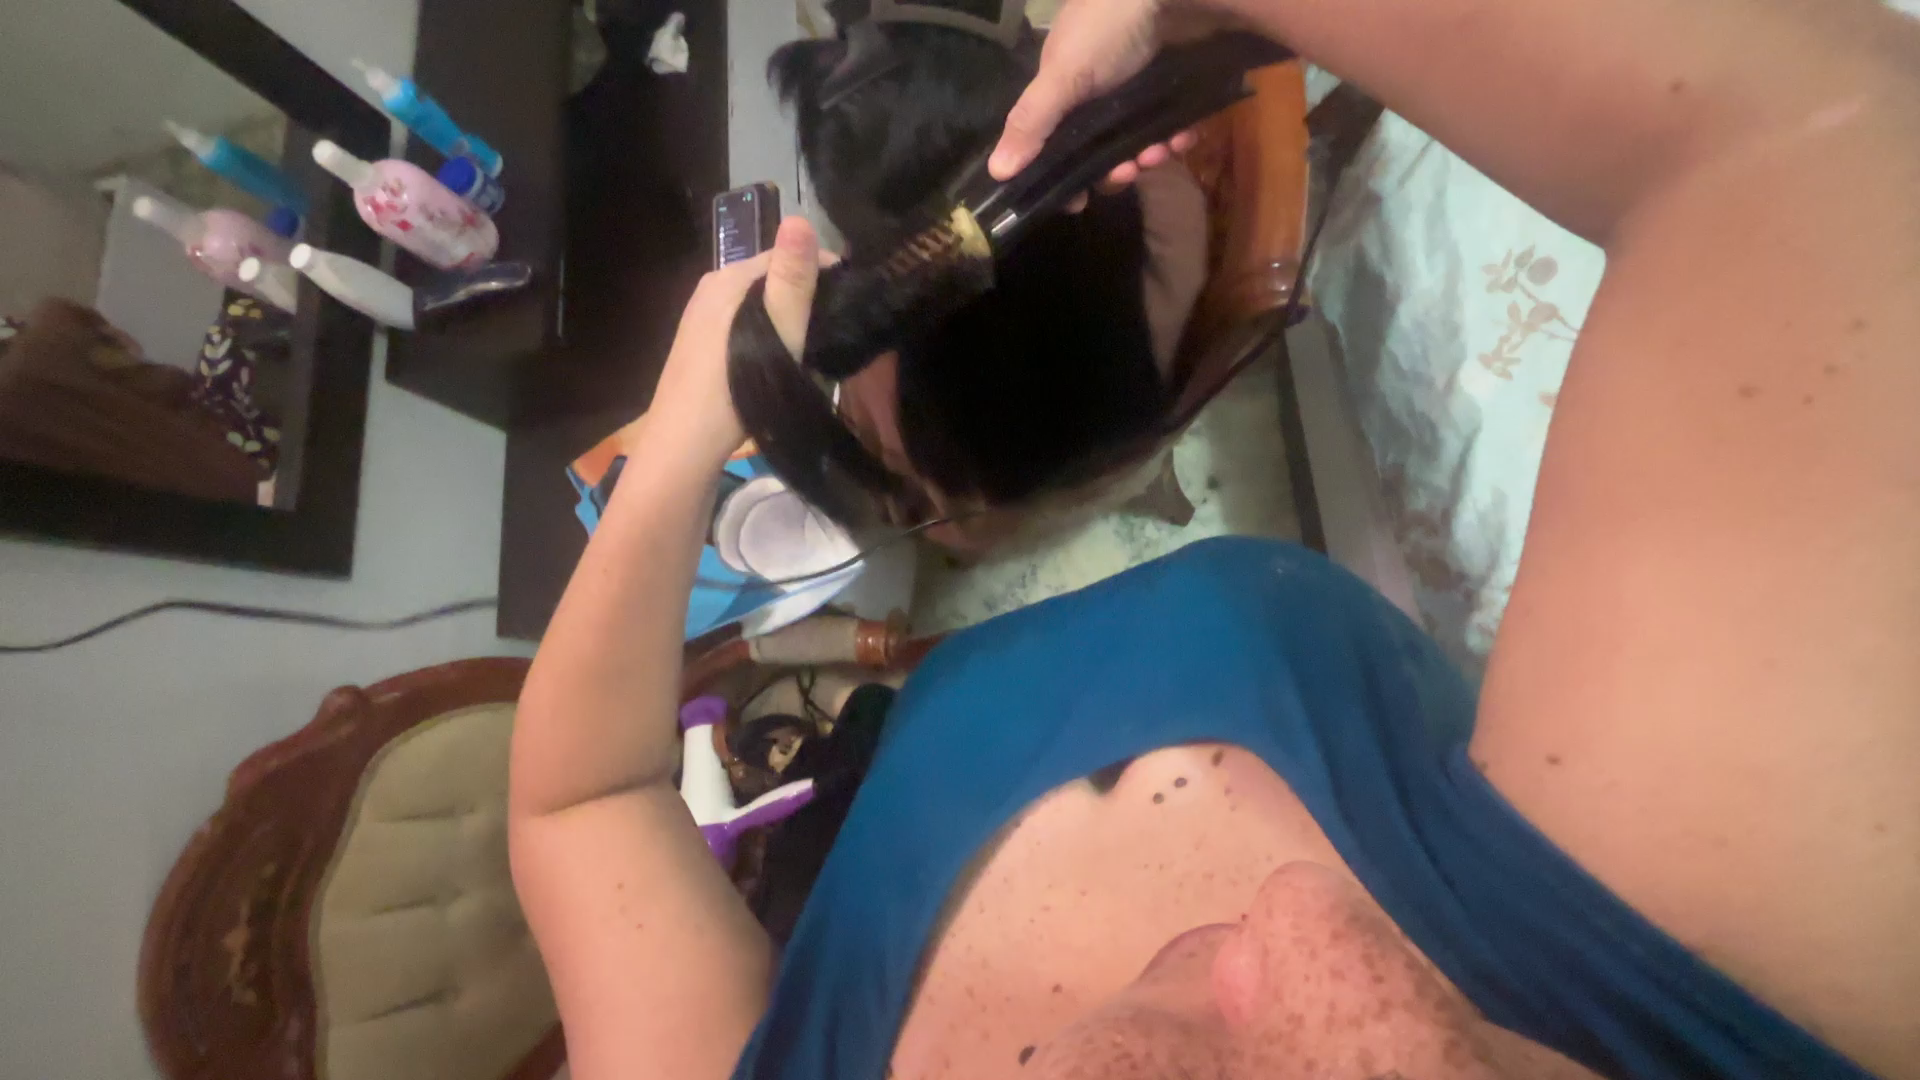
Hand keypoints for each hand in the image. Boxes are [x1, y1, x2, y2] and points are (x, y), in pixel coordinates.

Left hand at [639, 217, 830, 470]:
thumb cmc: (736, 385)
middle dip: (808, 294)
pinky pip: (747, 324)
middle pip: (772, 278)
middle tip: (842, 327)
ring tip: (820, 345)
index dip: (826, 271)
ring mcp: (703, 317)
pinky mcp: (703, 345)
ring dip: (790, 316)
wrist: (686, 441)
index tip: (856, 299)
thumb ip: (790, 279)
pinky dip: (770, 332)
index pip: (786, 254)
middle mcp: (712, 287)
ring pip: (760, 303)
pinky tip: (783, 359)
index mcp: (728, 277)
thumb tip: (801, 217)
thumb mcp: (775, 330)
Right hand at [989, 0, 1195, 186]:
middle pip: (1101, 154)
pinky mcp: (1176, 88)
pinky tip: (1183, 136)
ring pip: (1138, 145)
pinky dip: (1177, 138)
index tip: (1078, 201)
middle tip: (1128, 172)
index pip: (1057, 146)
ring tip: (1158, 151)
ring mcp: (1138, 91)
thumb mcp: (1061, 76)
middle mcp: (1098, 93)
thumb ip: (1031, 124)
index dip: (1065, 178)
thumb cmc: (1108, 25)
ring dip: (1147, 157)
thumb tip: (995, 173)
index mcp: (1065, 90)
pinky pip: (1173, 128)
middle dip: (1114, 171)